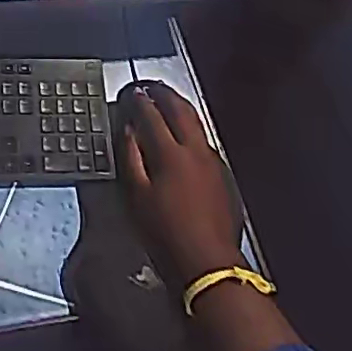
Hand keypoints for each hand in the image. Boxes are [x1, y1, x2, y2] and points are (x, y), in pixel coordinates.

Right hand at [119, 82, 242, 282]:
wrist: (209, 263)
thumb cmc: (166, 231)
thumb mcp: (137, 195)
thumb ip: (131, 157)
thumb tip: (129, 131)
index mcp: (170, 154)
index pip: (153, 116)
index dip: (141, 101)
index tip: (133, 92)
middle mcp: (195, 151)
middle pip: (181, 111)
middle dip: (165, 95)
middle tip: (152, 87)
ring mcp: (213, 162)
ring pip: (197, 124)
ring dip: (181, 109)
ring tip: (167, 103)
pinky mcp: (223, 175)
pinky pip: (204, 142)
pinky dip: (191, 130)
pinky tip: (183, 137)